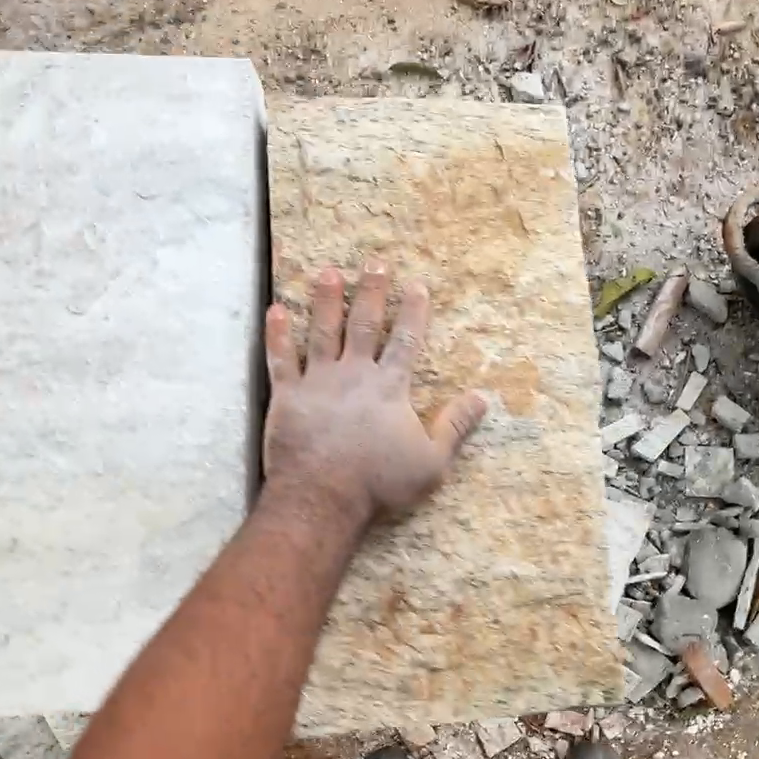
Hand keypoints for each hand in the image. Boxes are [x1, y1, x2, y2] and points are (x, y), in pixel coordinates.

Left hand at [261, 259, 487, 525]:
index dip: (414, 312)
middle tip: (373, 262)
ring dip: (325, 300)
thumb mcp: (432, 462)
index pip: (406, 341)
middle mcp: (355, 375)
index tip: (416, 284)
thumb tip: (482, 398)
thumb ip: (455, 427)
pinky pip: (281, 359)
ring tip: (328, 272)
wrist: (323, 497)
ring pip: (322, 331)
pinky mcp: (287, 396)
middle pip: (365, 324)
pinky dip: (278, 334)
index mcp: (390, 388)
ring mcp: (318, 382)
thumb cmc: (381, 483)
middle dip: (371, 292)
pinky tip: (276, 310)